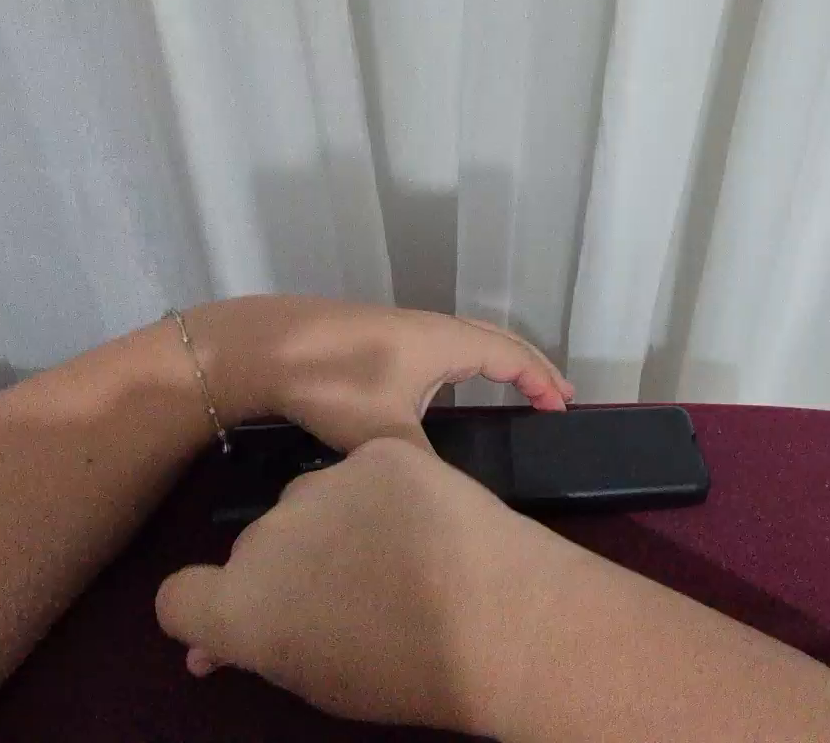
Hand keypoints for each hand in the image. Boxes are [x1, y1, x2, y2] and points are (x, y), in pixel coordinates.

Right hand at [154, 437, 562, 732]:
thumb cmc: (408, 670)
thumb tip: (211, 645)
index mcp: (238, 602)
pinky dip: (386, 487)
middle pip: (260, 540)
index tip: (247, 613)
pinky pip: (368, 467)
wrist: (500, 616)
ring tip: (397, 546)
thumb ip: (262, 645)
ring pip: (313, 496)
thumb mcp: (317, 678)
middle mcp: (267, 532)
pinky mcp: (383, 449)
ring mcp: (327, 480)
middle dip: (290, 561)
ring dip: (336, 517)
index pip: (180, 594)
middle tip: (351, 584)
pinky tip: (425, 513)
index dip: (208, 607)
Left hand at [178, 296, 572, 450]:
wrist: (266, 346)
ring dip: (502, 361)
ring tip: (520, 386)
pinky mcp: (385, 338)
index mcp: (446, 343)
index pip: (511, 356)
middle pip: (498, 340)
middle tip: (556, 393)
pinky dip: (472, 363)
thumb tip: (448, 500)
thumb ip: (422, 467)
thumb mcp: (382, 434)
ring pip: (471, 340)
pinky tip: (455, 387)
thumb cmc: (333, 382)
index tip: (563, 407)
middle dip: (531, 365)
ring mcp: (407, 330)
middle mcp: (434, 330)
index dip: (541, 380)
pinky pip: (449, 346)